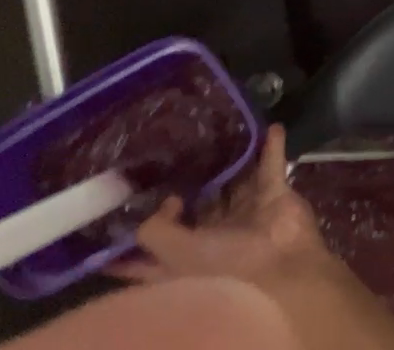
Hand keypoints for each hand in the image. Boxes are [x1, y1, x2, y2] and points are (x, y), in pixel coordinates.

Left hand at [112, 126, 331, 291]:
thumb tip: (168, 200)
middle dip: (186, 188)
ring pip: (232, 183)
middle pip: (194, 209)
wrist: (281, 262)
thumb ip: (155, 228)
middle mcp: (211, 233)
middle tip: (171, 159)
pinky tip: (271, 128)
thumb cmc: (221, 264)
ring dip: (230, 164)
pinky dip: (272, 148)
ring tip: (220, 138)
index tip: (111, 213)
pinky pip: (271, 166)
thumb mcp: (173, 252)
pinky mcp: (273, 195)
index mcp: (181, 254)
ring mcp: (245, 212)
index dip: (129, 234)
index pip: (146, 246)